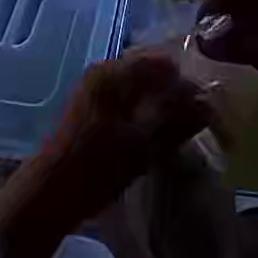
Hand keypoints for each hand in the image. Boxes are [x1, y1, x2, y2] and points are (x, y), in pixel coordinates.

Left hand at [0, 50, 209, 257]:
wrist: (47, 196)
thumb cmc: (94, 169)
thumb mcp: (143, 147)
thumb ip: (178, 121)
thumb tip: (209, 104)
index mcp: (115, 71)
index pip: (164, 61)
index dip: (188, 83)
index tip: (204, 109)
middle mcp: (105, 67)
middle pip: (152, 67)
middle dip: (175, 90)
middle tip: (193, 118)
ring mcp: (96, 82)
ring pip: (141, 80)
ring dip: (161, 98)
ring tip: (175, 126)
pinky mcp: (92, 100)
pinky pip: (128, 91)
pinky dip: (144, 104)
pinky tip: (152, 128)